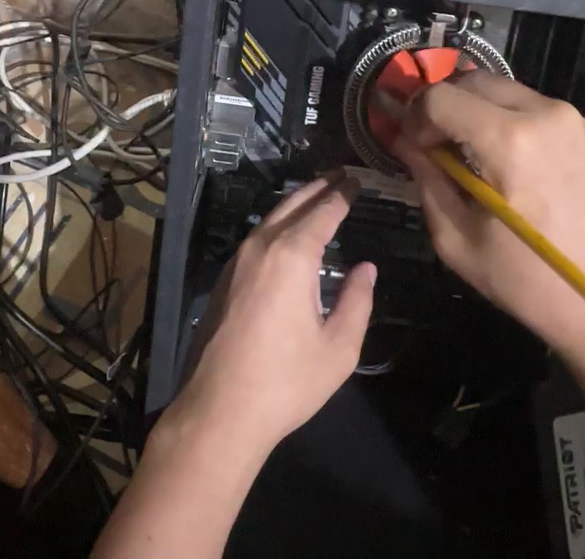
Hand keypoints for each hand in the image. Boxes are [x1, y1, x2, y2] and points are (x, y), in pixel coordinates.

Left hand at [165, 178, 374, 457]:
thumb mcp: (338, 348)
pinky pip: (257, 237)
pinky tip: (288, 234)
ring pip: (271, 218)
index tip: (358, 179)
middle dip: (319, 187)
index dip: (343, 194)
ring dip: (296, 203)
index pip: (324, 212)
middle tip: (341, 174)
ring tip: (318, 196)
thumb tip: (365, 268)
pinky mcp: (224, 279)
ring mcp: (237, 261)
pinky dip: (278, 224)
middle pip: (293, 204)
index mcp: (292, 256)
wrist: (219, 410)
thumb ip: (357, 301)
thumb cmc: (286, 381)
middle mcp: (261, 247)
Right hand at [393, 71, 584, 350]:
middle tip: (431, 146)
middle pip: (469, 81)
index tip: (412, 148)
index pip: (440, 97)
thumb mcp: (459, 241)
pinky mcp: (581, 128)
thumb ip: (426, 180)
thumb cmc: (532, 283)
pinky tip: (497, 159)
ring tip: (463, 154)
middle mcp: (541, 113)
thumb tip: (403, 142)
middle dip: (440, 107)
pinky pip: (524, 103)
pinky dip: (498, 116)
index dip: (415, 118)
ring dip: (470, 109)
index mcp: (509, 140)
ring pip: (498, 88)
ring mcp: (567, 117)